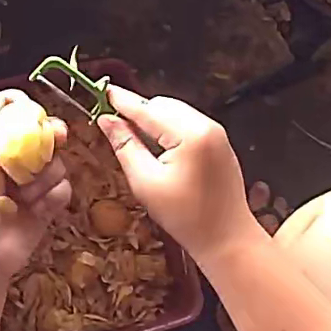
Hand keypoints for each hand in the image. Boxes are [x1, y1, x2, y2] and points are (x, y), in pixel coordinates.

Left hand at [0, 90, 71, 283]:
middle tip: (55, 140)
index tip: (35, 115)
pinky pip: (64, 187)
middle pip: (42, 133)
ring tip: (25, 195)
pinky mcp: (45, 204)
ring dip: (44, 178)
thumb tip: (10, 97)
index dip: (26, 109)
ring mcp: (30, 182)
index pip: (11, 112)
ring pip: (57, 161)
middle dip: (50, 137)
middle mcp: (11, 159)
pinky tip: (36, 209)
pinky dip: (52, 197)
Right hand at [96, 85, 260, 260]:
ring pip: (174, 110)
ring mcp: (216, 132)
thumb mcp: (146, 182)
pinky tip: (156, 143)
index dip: (122, 100)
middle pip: (162, 104)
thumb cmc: (186, 217)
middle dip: (138, 111)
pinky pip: (187, 121)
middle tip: (114, 121)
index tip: (102, 91)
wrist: (227, 239)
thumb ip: (125, 145)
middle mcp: (207, 126)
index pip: (147, 109)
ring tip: (133, 134)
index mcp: (190, 134)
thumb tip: (106, 120)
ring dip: (153, 118)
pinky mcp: (219, 141)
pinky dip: (168, 126)